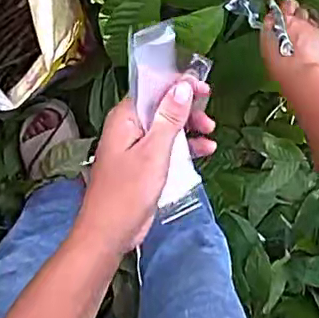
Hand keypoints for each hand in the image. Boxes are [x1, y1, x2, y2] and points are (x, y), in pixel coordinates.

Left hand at [71, 75, 215, 258]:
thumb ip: (169, 118)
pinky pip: (165, 145)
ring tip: (210, 133)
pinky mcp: (140, 163)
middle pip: (161, 105)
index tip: (202, 88)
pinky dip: (183, 146)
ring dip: (188, 127)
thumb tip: (182, 87)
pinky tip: (204, 150)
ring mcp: (133, 145)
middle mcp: (127, 126)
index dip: (178, 84)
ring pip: (165, 125)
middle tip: (208, 116)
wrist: (108, 233)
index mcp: (125, 117)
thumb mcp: (154, 152)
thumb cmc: (127, 193)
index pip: (153, 88)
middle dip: (187, 108)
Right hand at [261, 0, 318, 89]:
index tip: (278, 19)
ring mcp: (306, 23)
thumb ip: (269, 32)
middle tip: (291, 20)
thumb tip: (272, 25)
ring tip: (302, 29)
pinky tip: (310, 38)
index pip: (275, 9)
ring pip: (304, 12)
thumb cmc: (279, 63)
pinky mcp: (318, 31)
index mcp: (274, 22)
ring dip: (303, 17)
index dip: (277, 13)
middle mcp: (290, 18)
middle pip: (291, 4)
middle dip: (291, 8)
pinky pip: (314, 23)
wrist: (300, 71)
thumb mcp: (267, 47)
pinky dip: (312, 28)